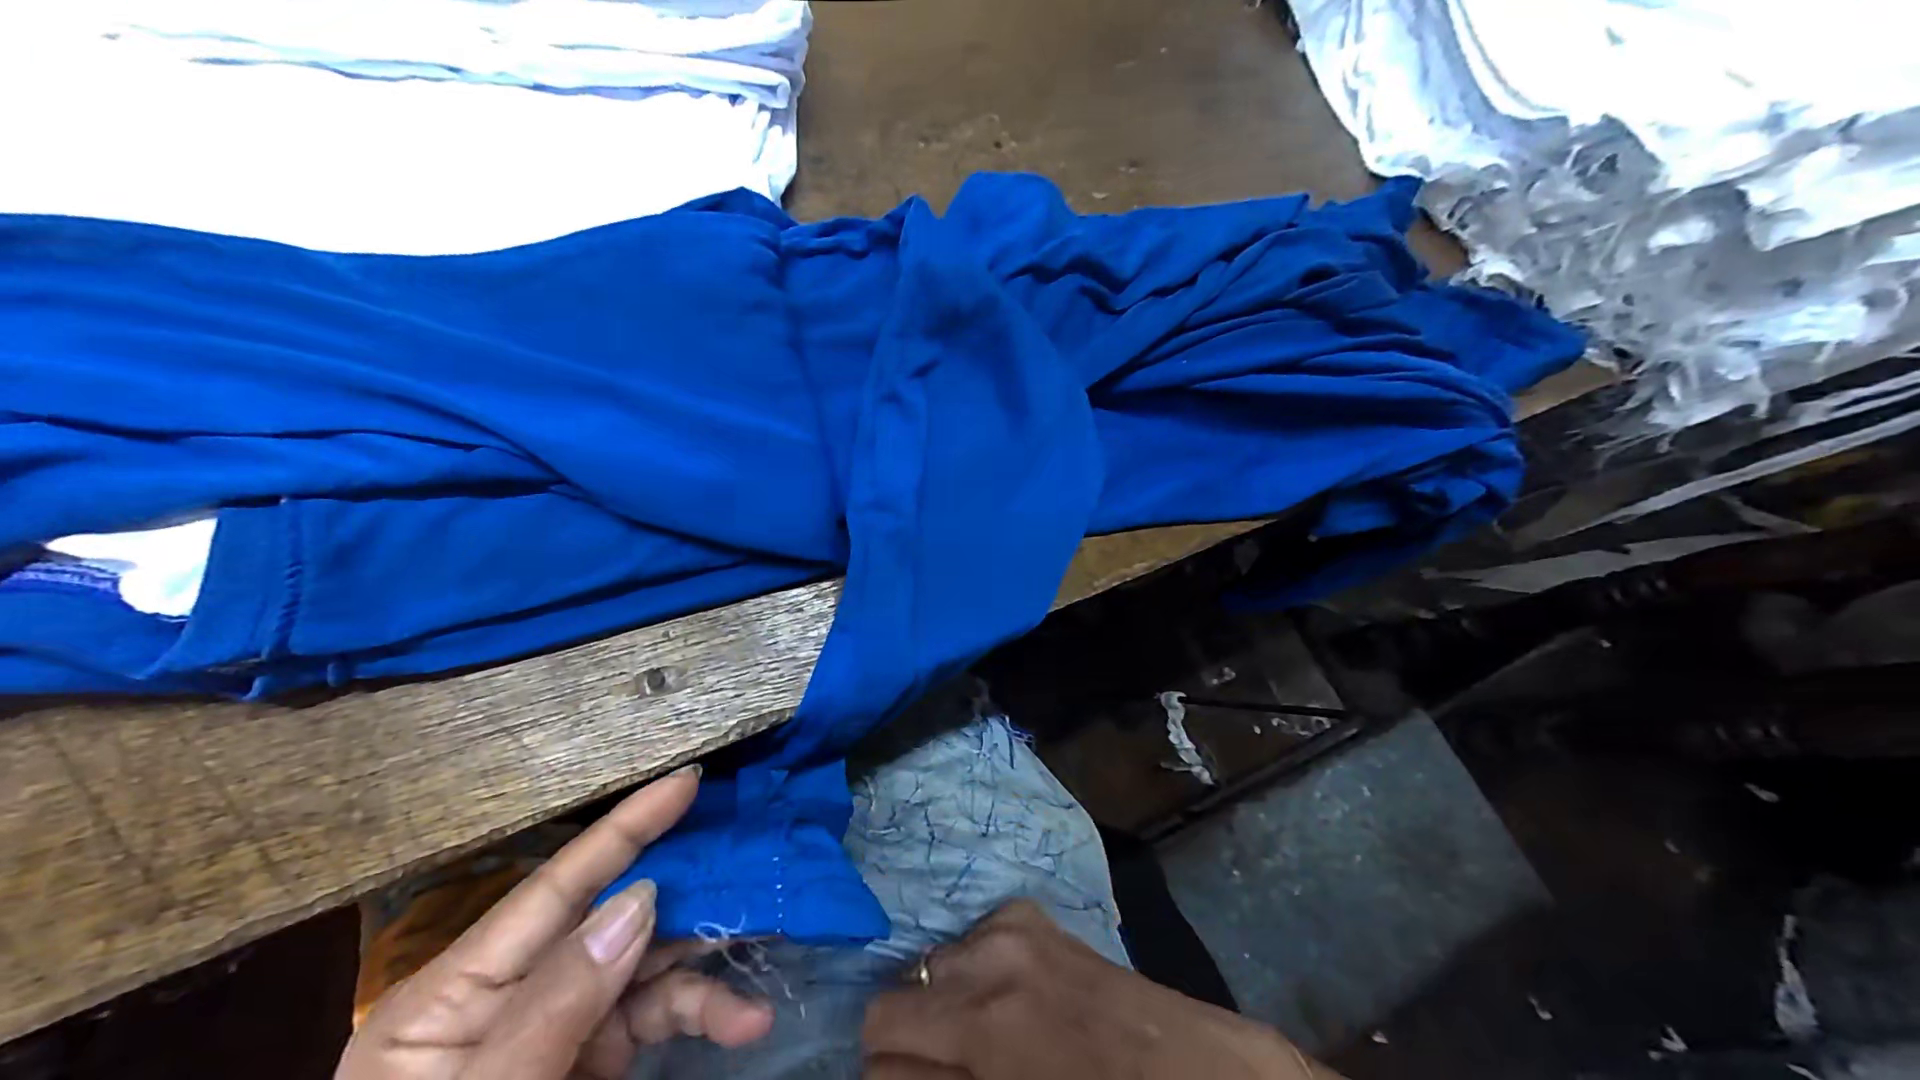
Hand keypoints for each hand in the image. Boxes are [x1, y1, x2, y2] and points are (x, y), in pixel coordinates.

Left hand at [338, 767, 773, 1079]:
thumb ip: (553, 1003)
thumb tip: (640, 898)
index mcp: (458, 989)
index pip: (556, 887)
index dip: (626, 827)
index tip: (687, 780)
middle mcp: (517, 989)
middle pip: (616, 916)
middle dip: (686, 891)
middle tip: (750, 862)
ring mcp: (561, 1020)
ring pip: (648, 964)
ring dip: (706, 965)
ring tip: (759, 969)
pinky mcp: (595, 1053)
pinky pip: (658, 1013)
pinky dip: (702, 1013)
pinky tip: (743, 1024)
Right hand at [863, 901, 1336, 1079]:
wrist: (1191, 1071)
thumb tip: (886, 1071)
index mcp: (984, 1024)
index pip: (880, 1034)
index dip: (888, 1074)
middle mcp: (988, 959)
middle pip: (895, 995)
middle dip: (911, 1043)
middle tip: (949, 1070)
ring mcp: (1009, 926)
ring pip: (931, 967)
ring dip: (941, 1007)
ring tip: (981, 1042)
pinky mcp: (1028, 913)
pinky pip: (969, 943)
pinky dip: (973, 976)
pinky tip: (1008, 1004)